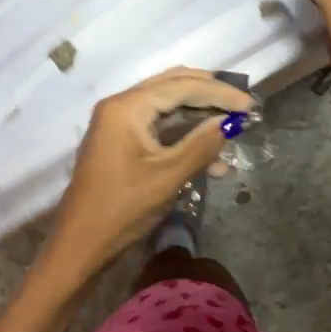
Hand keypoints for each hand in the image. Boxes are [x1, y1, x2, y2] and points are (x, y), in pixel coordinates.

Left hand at [0, 68, 251, 331]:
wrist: (80, 245)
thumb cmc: (121, 209)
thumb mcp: (167, 177)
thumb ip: (201, 145)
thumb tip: (230, 122)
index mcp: (126, 107)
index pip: (180, 86)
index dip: (219, 92)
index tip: (250, 103)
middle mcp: (120, 106)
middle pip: (172, 87)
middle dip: (209, 95)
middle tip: (242, 104)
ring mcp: (119, 124)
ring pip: (168, 109)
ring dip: (200, 118)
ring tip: (234, 128)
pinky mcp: (121, 142)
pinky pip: (159, 129)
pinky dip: (185, 138)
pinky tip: (214, 160)